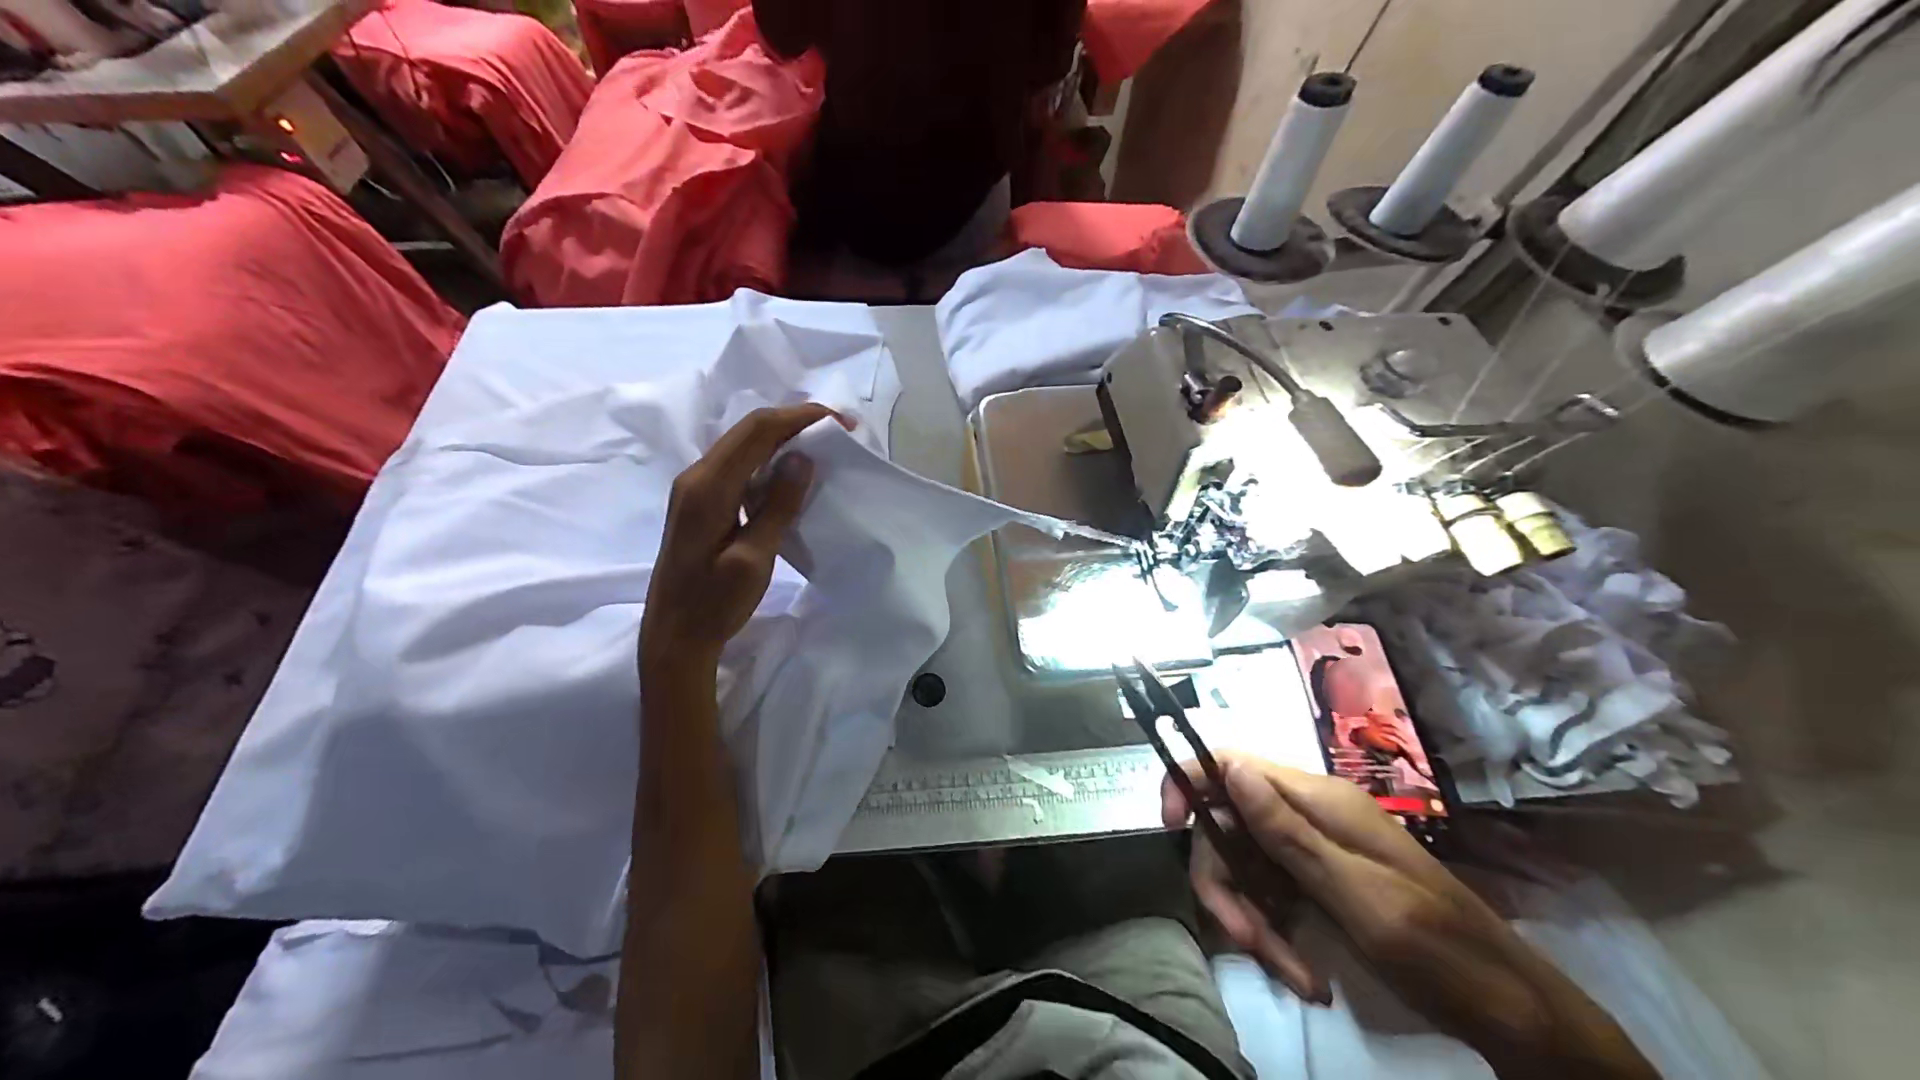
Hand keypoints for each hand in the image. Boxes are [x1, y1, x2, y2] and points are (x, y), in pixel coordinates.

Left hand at [640, 404, 847, 669]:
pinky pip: (737, 466)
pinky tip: (791, 474)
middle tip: (838, 431)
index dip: (800, 417)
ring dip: (782, 439)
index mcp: (707, 486)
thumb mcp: (754, 559)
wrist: (673, 636)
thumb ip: (778, 506)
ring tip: (822, 447)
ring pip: (743, 446)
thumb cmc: (714, 604)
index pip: (757, 430)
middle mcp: (696, 476)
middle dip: (795, 422)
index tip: (841, 422)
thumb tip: (802, 457)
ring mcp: (694, 488)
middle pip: (748, 430)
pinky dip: (768, 460)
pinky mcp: (699, 503)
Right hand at [1163, 754, 1654, 1078]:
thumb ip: (1287, 829)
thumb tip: (1229, 765)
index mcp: (1317, 800)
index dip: (1190, 782)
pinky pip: (1268, 894)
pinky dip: (1273, 932)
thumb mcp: (1356, 893)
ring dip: (1252, 921)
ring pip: (1243, 867)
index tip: (1168, 824)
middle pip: (1227, 828)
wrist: (1508, 1009)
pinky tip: (1302, 971)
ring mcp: (1311, 848)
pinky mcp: (1316, 881)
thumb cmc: (1437, 946)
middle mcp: (1307, 813)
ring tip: (1292, 974)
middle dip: (1227, 887)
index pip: (1230, 762)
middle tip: (1250, 942)